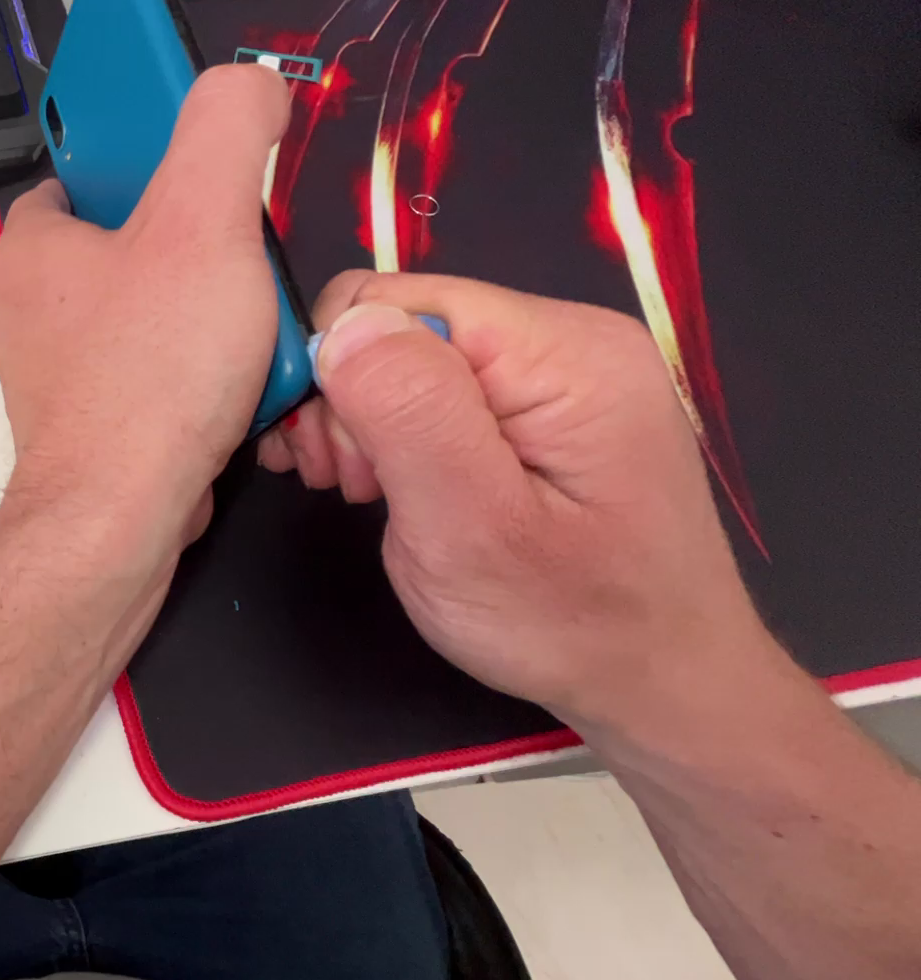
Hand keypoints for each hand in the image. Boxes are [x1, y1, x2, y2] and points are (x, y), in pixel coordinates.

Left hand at [0, 65, 291, 555]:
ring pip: (147, 316)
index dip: (146, 170)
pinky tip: (225, 390)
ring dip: (204, 319)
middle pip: (127, 249)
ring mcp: (54, 373)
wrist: (121, 512)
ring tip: (242, 337)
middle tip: (239, 268)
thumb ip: (224, 130)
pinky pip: (152, 374)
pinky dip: (191, 374)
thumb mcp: (203, 220)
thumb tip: (241, 91)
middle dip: (192, 254)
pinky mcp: (86, 420)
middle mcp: (29, 313)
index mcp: (33, 251)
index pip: (81, 176)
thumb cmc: (148, 376)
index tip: (198, 187)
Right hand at [258, 270, 793, 731]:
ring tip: (361, 490)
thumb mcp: (470, 525)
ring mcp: (543, 373)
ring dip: (354, 423)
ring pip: (394, 358)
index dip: (336, 372)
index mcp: (557, 352)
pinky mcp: (524, 407)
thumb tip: (342, 326)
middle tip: (346, 484)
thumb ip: (409, 413)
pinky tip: (375, 478)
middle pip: (391, 327)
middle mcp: (556, 340)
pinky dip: (378, 431)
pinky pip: (420, 388)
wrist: (648, 678)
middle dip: (343, 404)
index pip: (392, 302)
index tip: (332, 461)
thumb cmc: (560, 618)